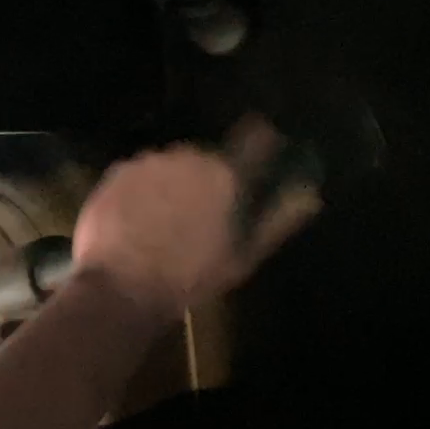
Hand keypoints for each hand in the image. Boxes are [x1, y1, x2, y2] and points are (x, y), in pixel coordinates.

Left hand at [70, 117, 321, 314]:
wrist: (118, 291)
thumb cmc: (189, 278)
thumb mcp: (243, 258)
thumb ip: (279, 220)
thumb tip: (311, 195)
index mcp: (228, 174)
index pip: (257, 137)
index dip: (263, 142)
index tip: (262, 154)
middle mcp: (192, 156)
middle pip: (210, 157)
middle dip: (210, 177)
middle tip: (203, 214)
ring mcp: (152, 160)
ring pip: (174, 165)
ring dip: (176, 182)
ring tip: (166, 220)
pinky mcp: (119, 170)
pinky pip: (142, 172)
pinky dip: (144, 188)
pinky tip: (138, 219)